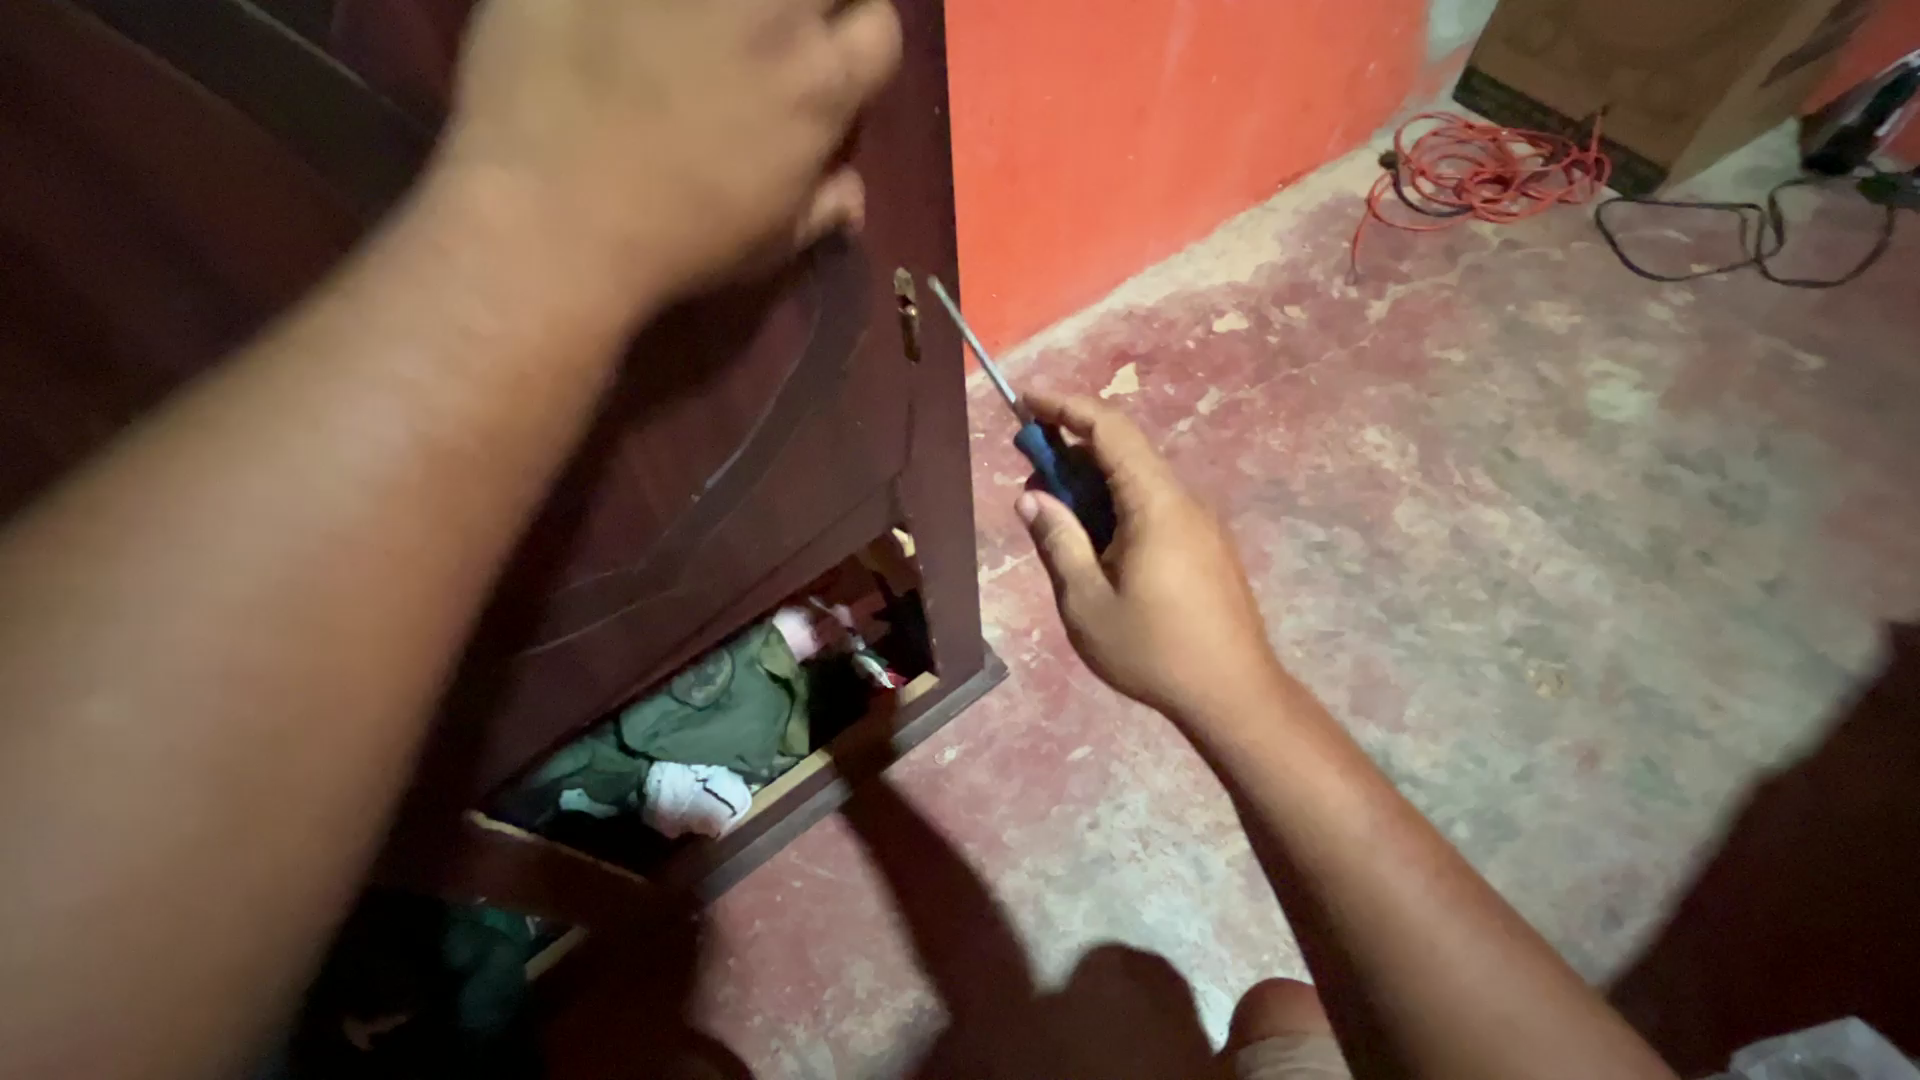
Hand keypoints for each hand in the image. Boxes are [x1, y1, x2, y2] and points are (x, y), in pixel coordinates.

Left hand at [437, 0, 901, 300]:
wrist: (557, 216)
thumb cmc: (678, 245)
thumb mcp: (769, 244)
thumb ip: (823, 208)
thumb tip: (853, 195)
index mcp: (818, 87)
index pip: (882, 30)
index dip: (860, 43)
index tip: (830, 61)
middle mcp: (771, 12)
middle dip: (816, 2)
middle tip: (774, 29)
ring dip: (742, 0)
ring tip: (705, 23)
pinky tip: (642, 16)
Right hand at [1016, 393, 1287, 722]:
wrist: (1234, 694)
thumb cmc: (1153, 651)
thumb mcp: (1087, 602)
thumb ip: (1058, 542)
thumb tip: (1032, 497)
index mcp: (1156, 505)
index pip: (1110, 430)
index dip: (1066, 408)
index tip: (1026, 403)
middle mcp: (1184, 501)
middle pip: (1125, 451)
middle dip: (1073, 447)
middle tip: (1030, 469)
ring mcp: (1201, 524)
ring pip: (1140, 480)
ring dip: (1094, 481)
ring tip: (1055, 508)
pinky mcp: (1207, 546)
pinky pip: (1156, 505)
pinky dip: (1118, 504)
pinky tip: (1097, 538)